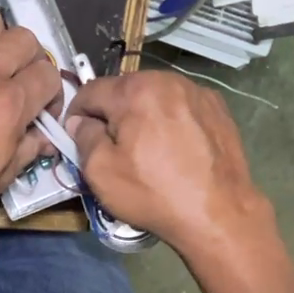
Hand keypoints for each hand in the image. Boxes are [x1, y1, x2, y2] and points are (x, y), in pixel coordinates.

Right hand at [66, 71, 271, 254]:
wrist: (218, 212)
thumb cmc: (152, 193)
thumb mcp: (100, 172)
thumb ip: (83, 138)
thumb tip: (81, 122)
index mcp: (135, 91)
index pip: (90, 90)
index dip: (76, 114)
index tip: (74, 137)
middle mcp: (167, 80)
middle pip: (124, 90)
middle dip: (111, 114)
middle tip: (110, 147)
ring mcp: (197, 92)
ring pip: (154, 97)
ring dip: (141, 116)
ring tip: (144, 149)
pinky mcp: (218, 108)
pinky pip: (180, 107)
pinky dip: (169, 121)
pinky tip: (172, 149)